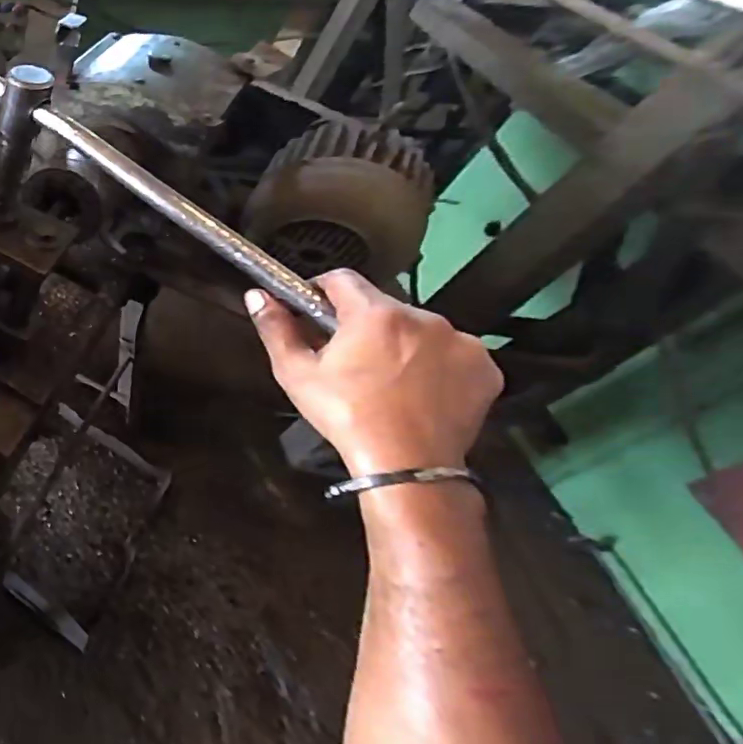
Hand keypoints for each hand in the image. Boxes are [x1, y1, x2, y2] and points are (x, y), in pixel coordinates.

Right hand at [248, 270, 501, 476]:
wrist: (407, 465)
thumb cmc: (344, 414)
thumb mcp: (296, 373)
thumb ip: (276, 329)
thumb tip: (257, 295)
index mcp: (374, 313)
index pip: (343, 279)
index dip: (321, 289)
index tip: (313, 310)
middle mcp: (423, 316)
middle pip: (382, 306)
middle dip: (362, 323)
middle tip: (348, 357)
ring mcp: (461, 341)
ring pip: (418, 328)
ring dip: (401, 341)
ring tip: (386, 378)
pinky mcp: (486, 367)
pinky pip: (452, 352)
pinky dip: (435, 363)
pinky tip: (420, 389)